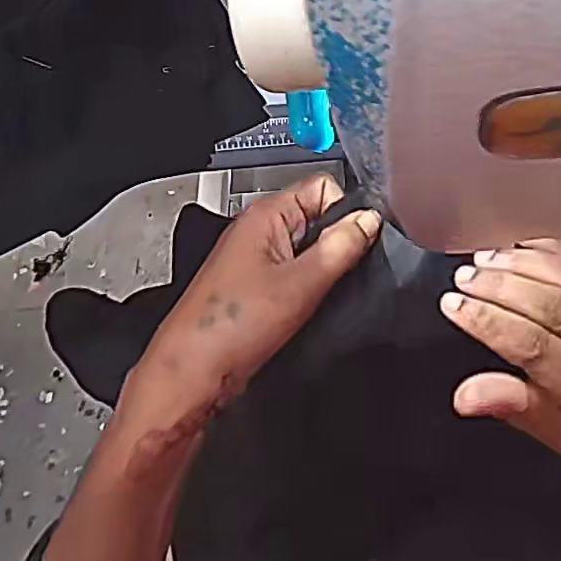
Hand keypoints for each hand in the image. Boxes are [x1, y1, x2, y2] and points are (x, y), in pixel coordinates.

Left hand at [128, 175, 381, 423]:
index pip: (324, 187)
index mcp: (265, 215)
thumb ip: (342, 246)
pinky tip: (303, 310)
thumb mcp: (302, 283)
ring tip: (313, 297)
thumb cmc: (225, 327)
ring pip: (310, 251)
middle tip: (331, 276)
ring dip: (322, 272)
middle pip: (319, 219)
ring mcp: (258, 259)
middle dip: (336, 245)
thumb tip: (369, 220)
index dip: (347, 210)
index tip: (357, 240)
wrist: (192, 373)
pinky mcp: (258, 287)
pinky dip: (308, 291)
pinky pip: (297, 277)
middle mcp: (259, 231)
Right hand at [442, 238, 560, 535]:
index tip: (455, 305)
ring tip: (487, 258)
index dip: (490, 321)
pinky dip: (559, 251)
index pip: (540, 350)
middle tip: (466, 277)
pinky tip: (527, 247)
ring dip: (526, 261)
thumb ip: (520, 410)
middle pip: (558, 305)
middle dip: (501, 285)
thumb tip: (466, 394)